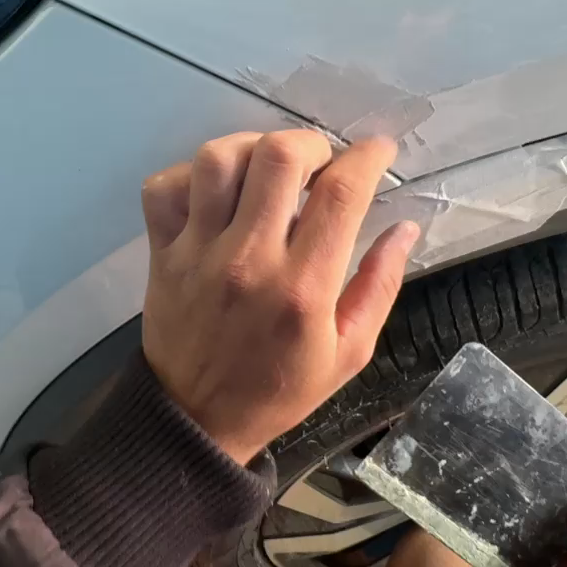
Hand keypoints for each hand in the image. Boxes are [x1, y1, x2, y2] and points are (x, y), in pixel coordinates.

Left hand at [138, 130, 419, 462]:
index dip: (367, 157)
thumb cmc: (280, 388)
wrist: (195, 422)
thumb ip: (380, 285)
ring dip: (251, 148)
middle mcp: (249, 259)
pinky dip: (189, 174)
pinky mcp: (161, 253)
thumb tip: (405, 226)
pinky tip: (215, 192)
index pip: (340, 194)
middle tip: (319, 165)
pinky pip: (164, 188)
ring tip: (267, 170)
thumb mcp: (349, 353)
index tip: (378, 150)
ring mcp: (198, 252)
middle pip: (278, 156)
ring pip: (217, 159)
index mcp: (304, 287)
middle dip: (310, 143)